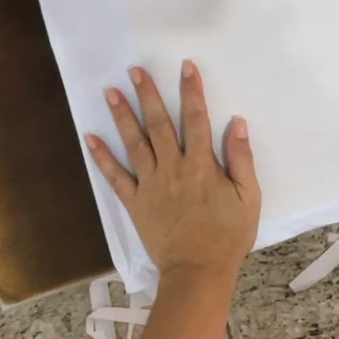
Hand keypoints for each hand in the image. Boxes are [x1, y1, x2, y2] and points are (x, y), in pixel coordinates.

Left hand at [85, 62, 260, 281]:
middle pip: (159, 124)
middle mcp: (173, 168)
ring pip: (134, 143)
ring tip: (111, 91)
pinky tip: (90, 138)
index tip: (185, 67)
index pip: (196, 119)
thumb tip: (237, 124)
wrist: (197, 272)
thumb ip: (242, 160)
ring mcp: (150, 184)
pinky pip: (115, 176)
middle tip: (135, 70)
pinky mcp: (136, 202)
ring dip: (122, 115)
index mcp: (202, 165)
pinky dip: (102, 157)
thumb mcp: (248, 197)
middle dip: (149, 94)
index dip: (191, 91)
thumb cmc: (228, 235)